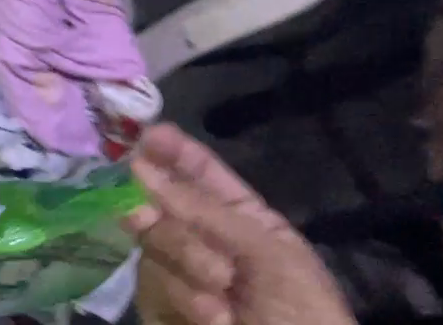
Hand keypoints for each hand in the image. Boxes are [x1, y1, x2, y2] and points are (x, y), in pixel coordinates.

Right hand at [123, 124, 352, 324]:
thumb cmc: (305, 317)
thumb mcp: (271, 257)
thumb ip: (206, 210)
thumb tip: (137, 166)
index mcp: (240, 217)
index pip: (197, 168)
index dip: (171, 148)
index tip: (147, 136)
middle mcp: (203, 237)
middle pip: (161, 202)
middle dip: (173, 220)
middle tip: (153, 219)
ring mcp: (178, 270)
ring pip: (152, 241)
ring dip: (185, 265)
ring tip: (221, 299)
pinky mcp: (160, 303)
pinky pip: (150, 282)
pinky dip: (179, 298)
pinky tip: (210, 318)